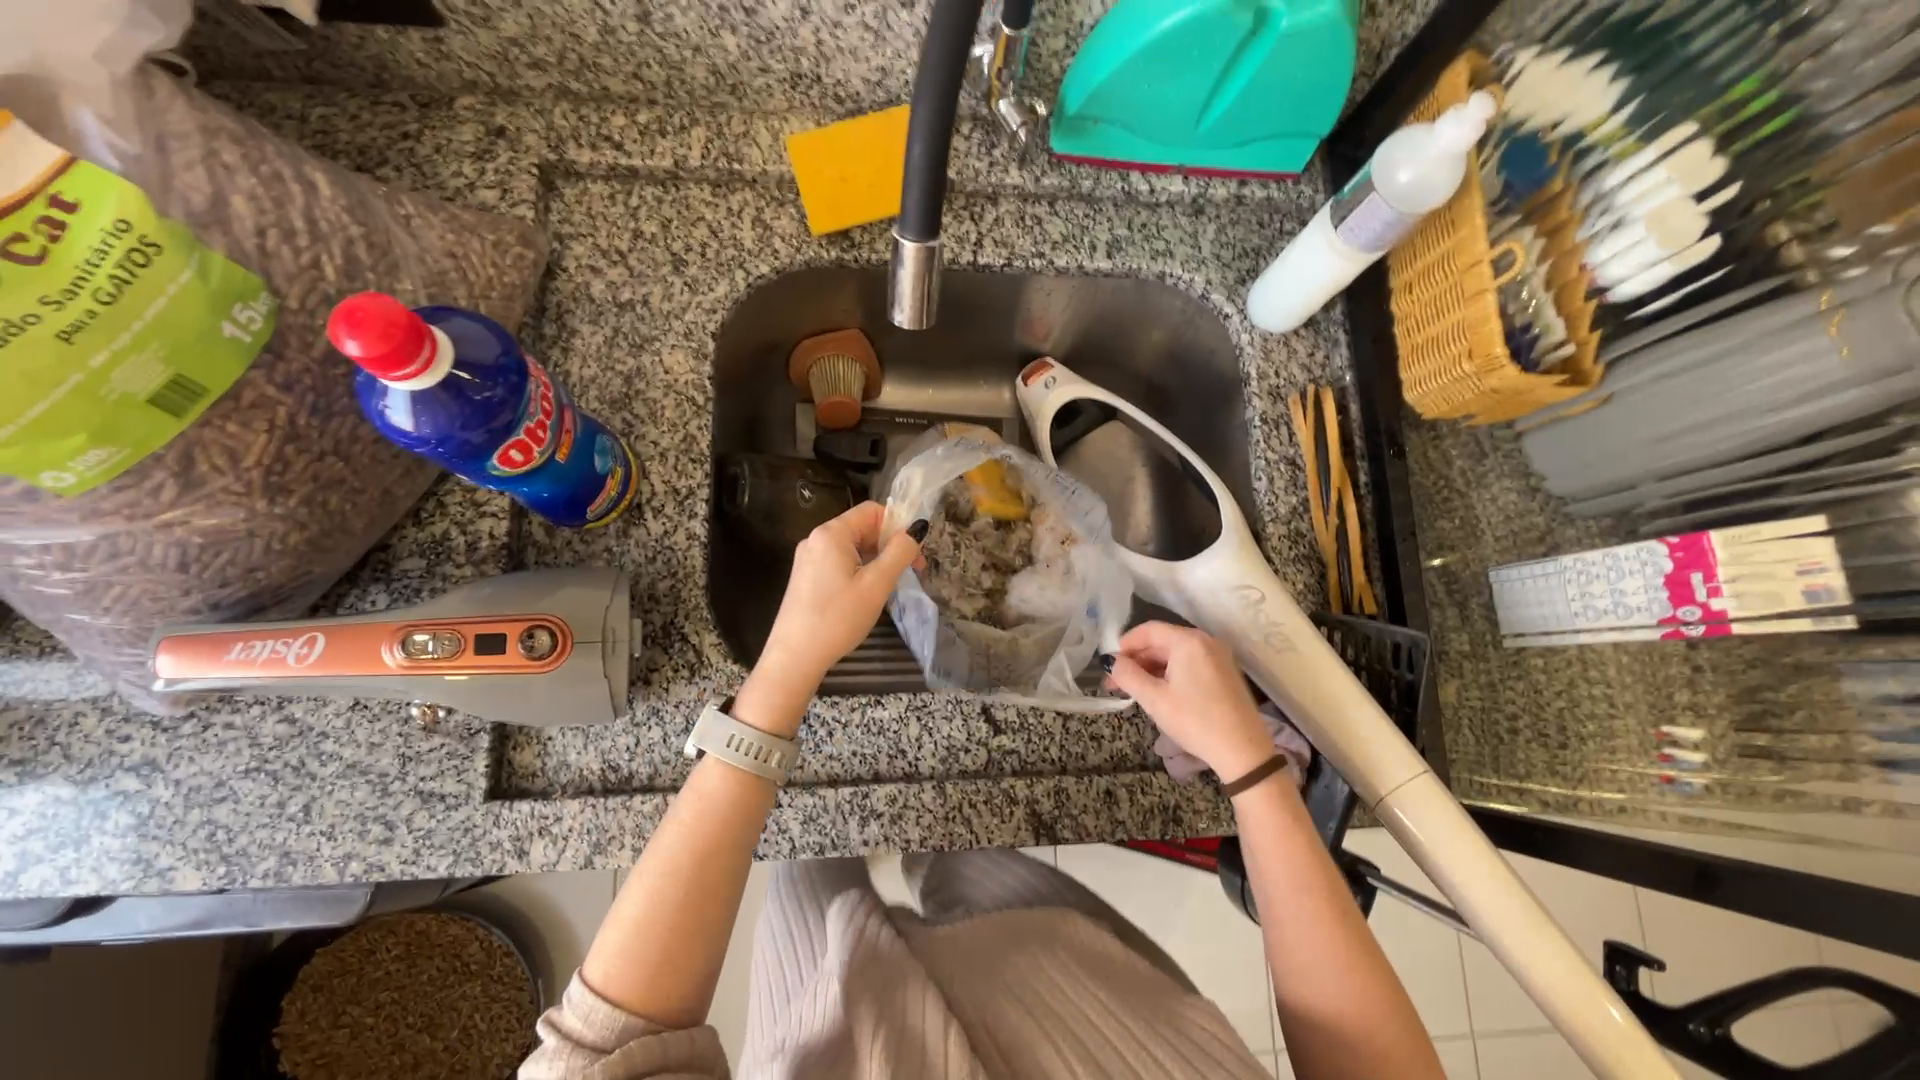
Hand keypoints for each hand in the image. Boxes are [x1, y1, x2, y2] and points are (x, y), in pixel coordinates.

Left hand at [756, 501, 924, 690]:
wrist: (795, 657)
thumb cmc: (838, 618)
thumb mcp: (876, 585)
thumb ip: (900, 552)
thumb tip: (917, 528)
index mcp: (831, 534)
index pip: (872, 511)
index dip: (898, 526)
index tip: (914, 554)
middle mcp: (815, 539)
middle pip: (861, 528)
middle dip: (888, 545)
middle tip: (909, 573)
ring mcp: (807, 559)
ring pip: (851, 548)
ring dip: (875, 560)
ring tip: (887, 587)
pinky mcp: (805, 578)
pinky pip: (838, 563)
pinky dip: (858, 571)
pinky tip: (864, 595)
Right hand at [1105, 621, 1274, 781]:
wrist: (1243, 751)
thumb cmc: (1195, 721)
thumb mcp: (1155, 699)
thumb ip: (1128, 675)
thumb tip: (1111, 662)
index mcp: (1188, 641)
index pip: (1149, 630)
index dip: (1125, 644)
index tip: (1109, 664)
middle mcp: (1206, 641)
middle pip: (1163, 641)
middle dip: (1137, 659)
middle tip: (1116, 682)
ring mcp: (1219, 656)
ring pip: (1176, 654)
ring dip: (1152, 668)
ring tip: (1134, 690)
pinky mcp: (1225, 672)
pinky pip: (1191, 664)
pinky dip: (1171, 673)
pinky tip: (1160, 692)